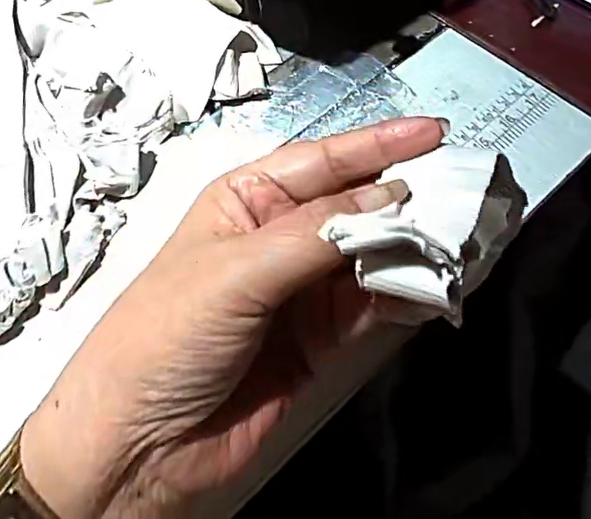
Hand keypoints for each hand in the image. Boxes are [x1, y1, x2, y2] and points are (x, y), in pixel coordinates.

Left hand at [20, 116, 444, 517]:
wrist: (130, 459)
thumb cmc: (163, 338)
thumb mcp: (236, 271)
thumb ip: (317, 233)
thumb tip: (391, 195)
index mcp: (251, 198)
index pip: (326, 159)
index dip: (380, 142)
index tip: (433, 132)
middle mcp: (283, 233)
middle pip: (358, 202)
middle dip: (407, 193)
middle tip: (460, 185)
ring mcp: (306, 286)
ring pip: (374, 251)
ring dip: (413, 245)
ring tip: (457, 235)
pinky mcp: (324, 335)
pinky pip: (376, 303)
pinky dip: (407, 294)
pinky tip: (433, 286)